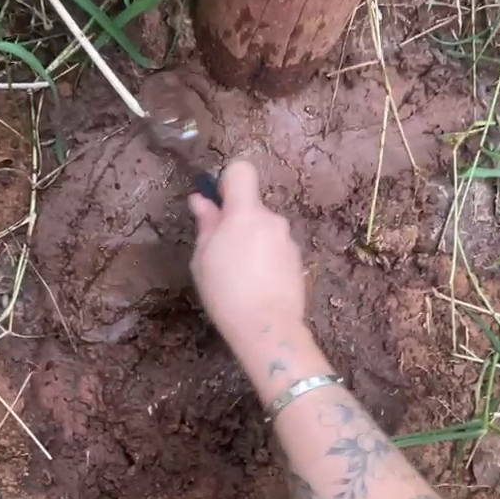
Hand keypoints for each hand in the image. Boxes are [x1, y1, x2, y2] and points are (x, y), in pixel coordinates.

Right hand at [188, 161, 306, 361]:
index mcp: (246, 213)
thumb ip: (206, 225)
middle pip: (251, 207)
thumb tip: (202, 201)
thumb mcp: (204, 258)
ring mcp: (288, 241)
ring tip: (239, 276)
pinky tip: (257, 286)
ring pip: (264, 230)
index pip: (241, 171)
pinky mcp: (297, 261)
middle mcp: (272, 220)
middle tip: (221, 254)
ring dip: (251, 243)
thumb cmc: (226, 292)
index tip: (218, 205)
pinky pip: (275, 250)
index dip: (227, 181)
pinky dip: (266, 260)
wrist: (267, 328)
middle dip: (236, 222)